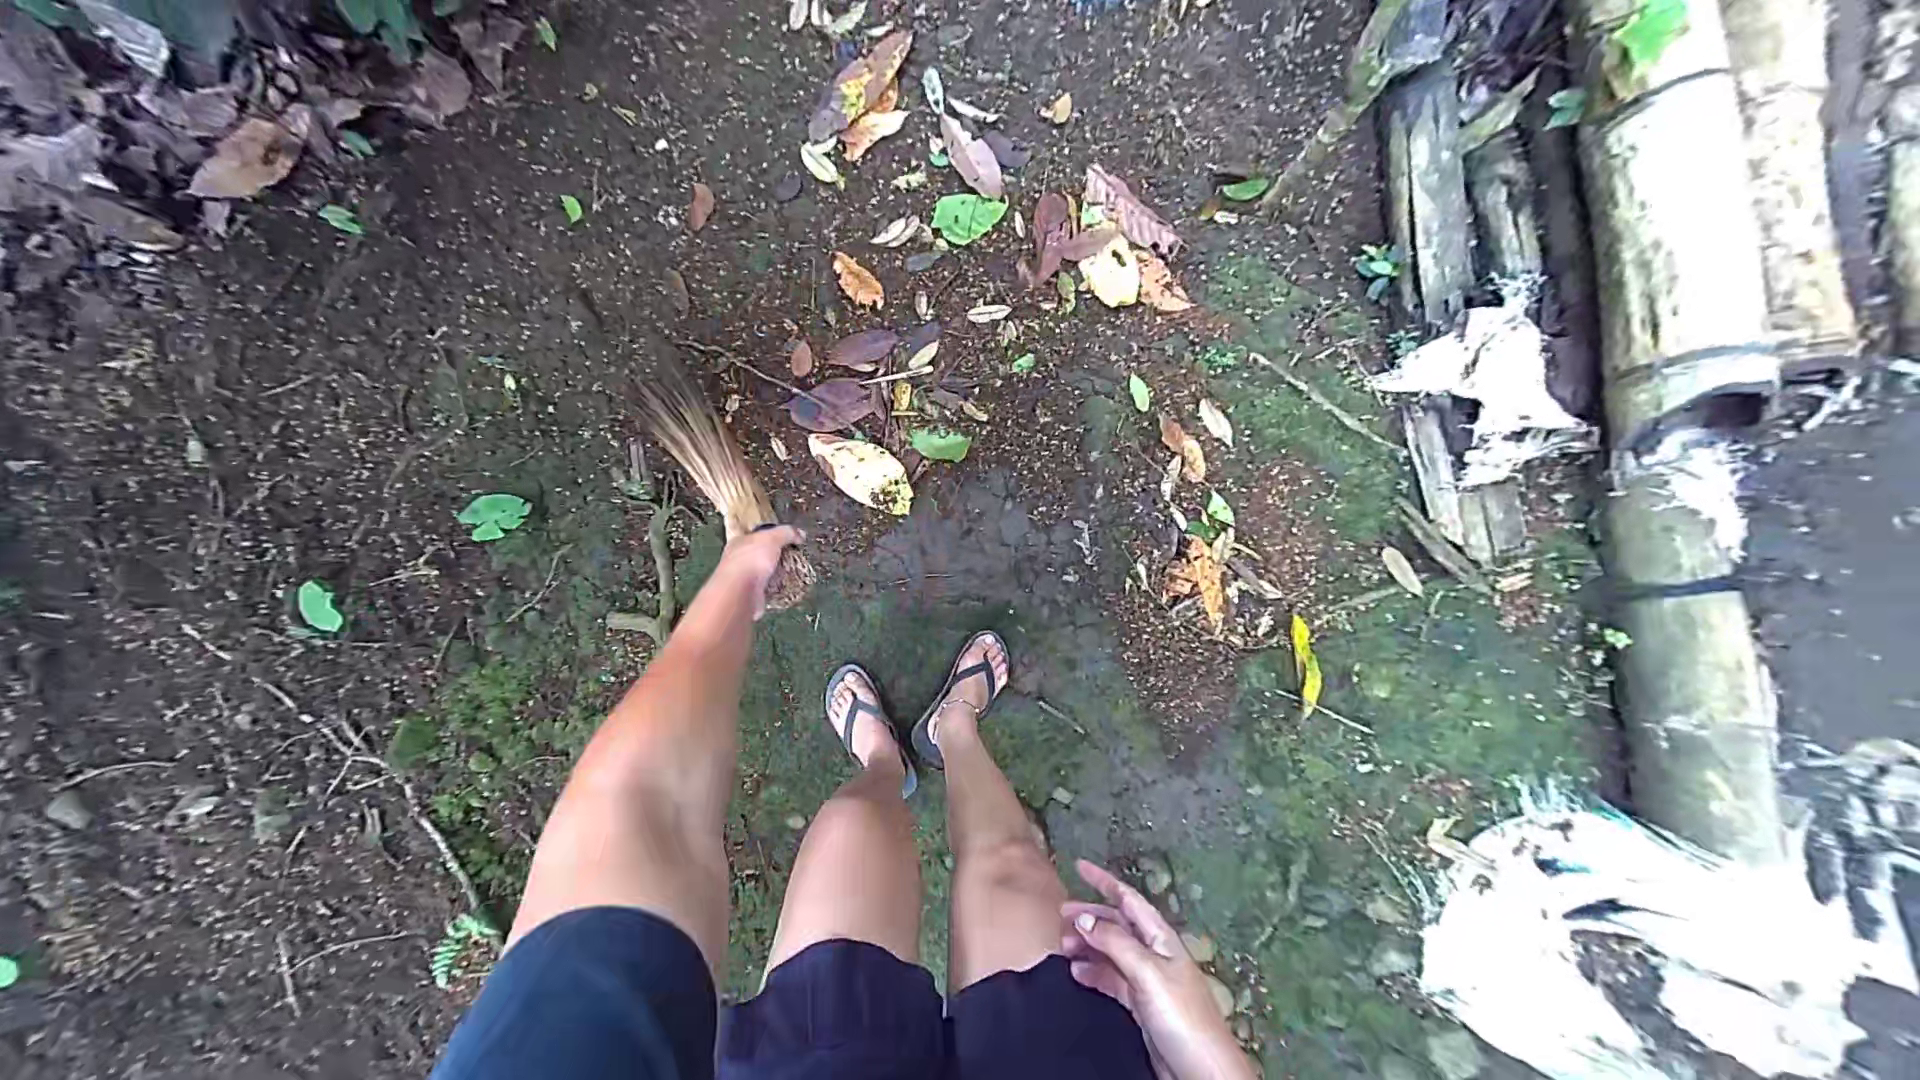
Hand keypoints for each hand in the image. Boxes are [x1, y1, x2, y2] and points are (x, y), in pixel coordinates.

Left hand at [714, 525, 802, 619]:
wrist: (741, 594)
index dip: (773, 534)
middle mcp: (739, 559)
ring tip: (795, 571)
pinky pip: (769, 588)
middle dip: (779, 555)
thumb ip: (786, 533)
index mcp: (739, 541)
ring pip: (766, 572)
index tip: (788, 538)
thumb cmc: (751, 560)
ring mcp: (744, 578)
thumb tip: (800, 534)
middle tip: (795, 556)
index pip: (757, 534)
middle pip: (763, 554)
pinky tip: (788, 586)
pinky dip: (779, 587)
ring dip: (780, 573)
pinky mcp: (752, 594)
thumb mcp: (772, 538)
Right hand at [1062, 860, 1256, 1079]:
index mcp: (1160, 936)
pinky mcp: (1141, 1004)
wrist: (1204, 1075)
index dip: (1103, 881)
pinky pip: (1111, 977)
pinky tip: (1077, 972)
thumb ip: (1116, 942)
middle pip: (1115, 923)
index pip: (1127, 898)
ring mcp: (1147, 978)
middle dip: (1088, 916)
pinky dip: (1093, 972)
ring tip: (1062, 947)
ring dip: (1087, 944)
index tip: (1078, 866)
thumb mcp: (1148, 973)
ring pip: (1110, 950)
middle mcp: (1153, 952)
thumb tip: (1084, 918)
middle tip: (1060, 916)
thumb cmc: (1183, 1017)